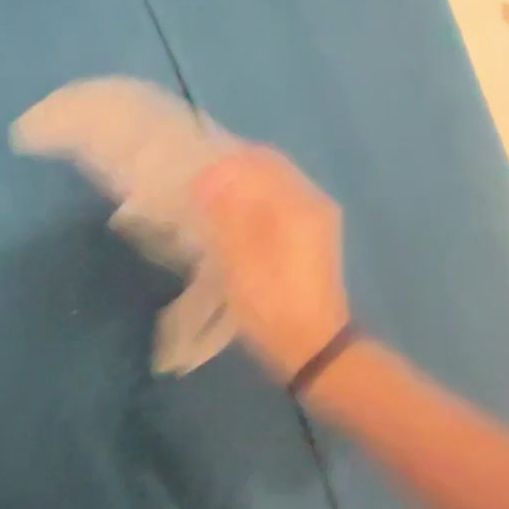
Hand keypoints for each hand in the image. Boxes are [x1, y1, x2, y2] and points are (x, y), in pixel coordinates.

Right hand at [195, 146, 351, 381]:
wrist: (315, 348)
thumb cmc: (272, 301)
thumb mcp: (238, 255)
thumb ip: (223, 209)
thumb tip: (207, 178)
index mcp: (298, 202)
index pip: (257, 159)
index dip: (221, 162)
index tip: (192, 175)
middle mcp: (312, 200)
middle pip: (268, 166)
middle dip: (232, 168)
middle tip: (197, 181)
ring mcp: (316, 217)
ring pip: (273, 181)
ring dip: (242, 182)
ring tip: (209, 197)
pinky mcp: (312, 234)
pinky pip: (279, 198)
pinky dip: (254, 197)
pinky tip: (232, 214)